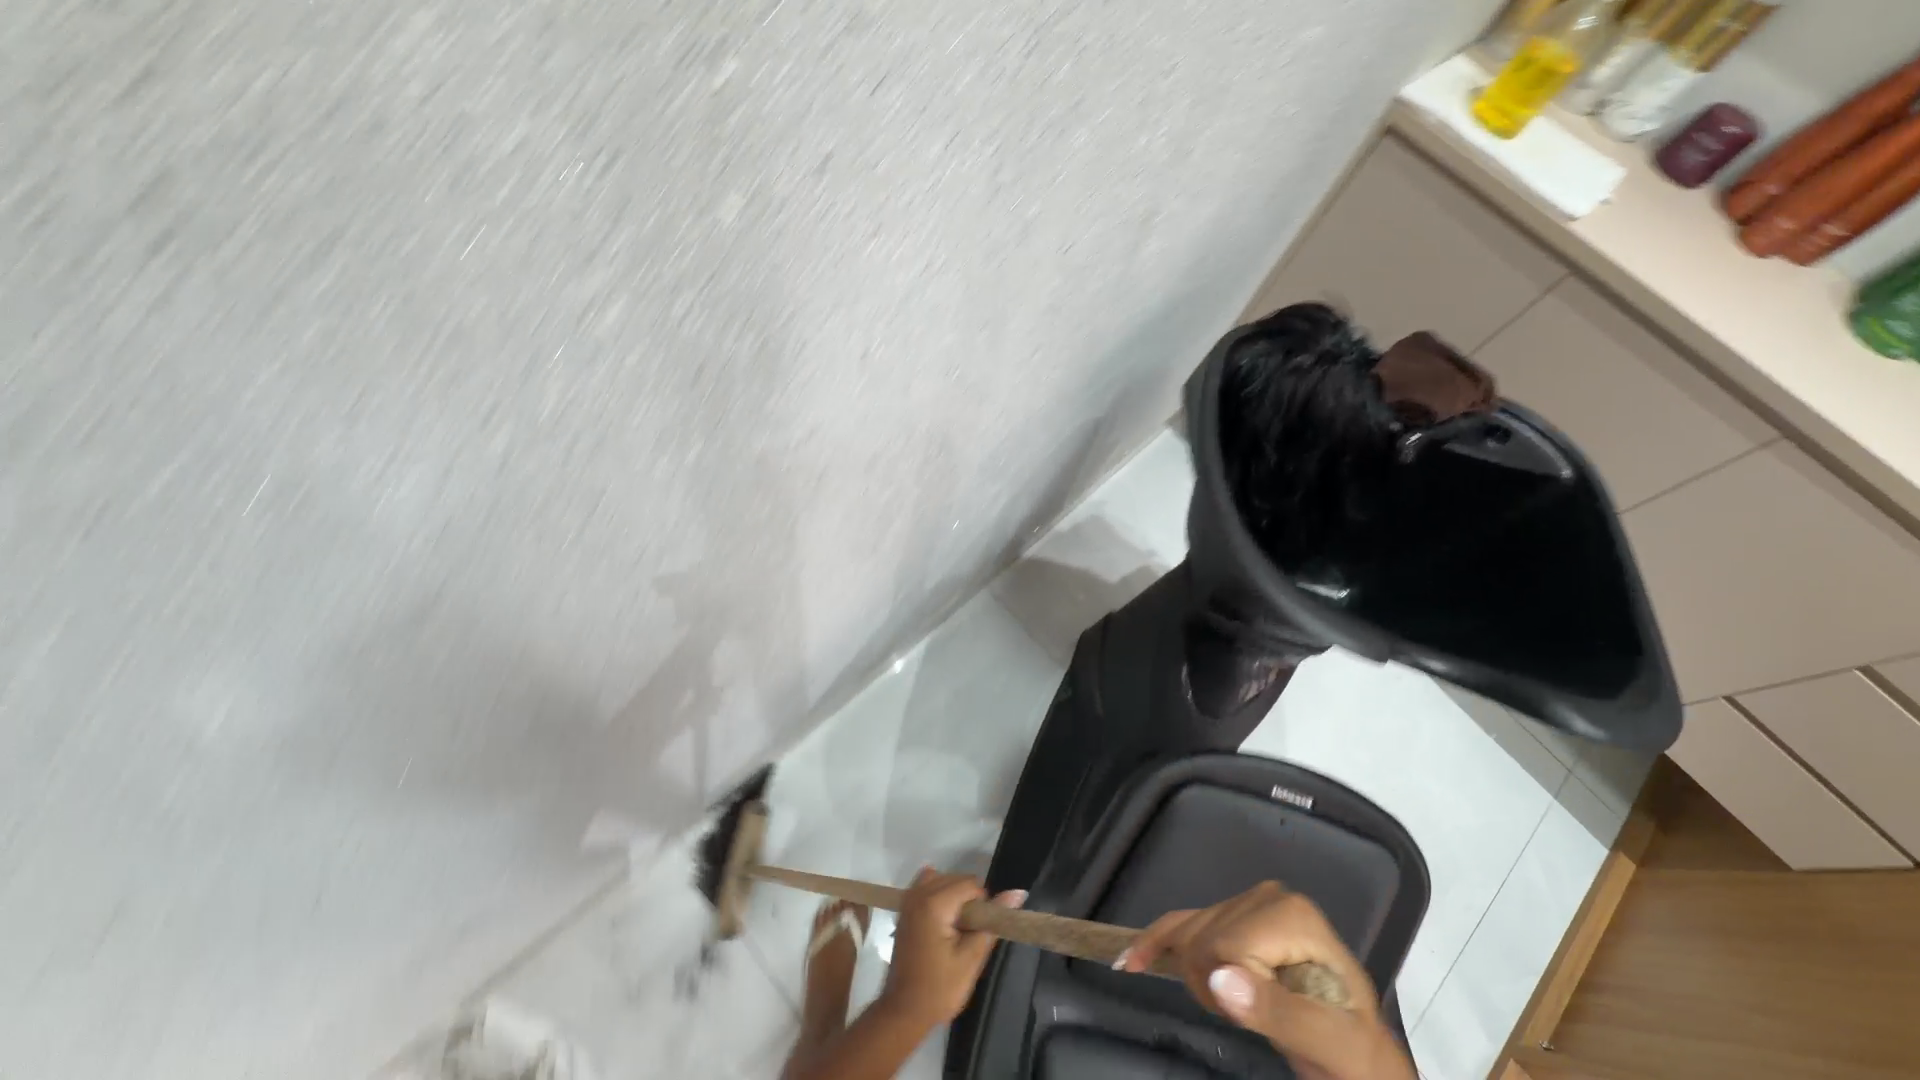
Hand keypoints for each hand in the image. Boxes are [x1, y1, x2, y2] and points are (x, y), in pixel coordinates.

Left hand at [878, 868, 1026, 1026]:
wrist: (904, 1011)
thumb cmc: (940, 988)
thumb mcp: (972, 958)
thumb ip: (992, 922)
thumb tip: (1018, 893)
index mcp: (934, 904)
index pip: (971, 884)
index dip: (983, 905)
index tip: (981, 931)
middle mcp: (918, 895)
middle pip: (955, 878)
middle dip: (969, 899)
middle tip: (971, 932)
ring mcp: (908, 901)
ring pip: (940, 879)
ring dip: (954, 897)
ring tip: (958, 926)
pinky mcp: (904, 911)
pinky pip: (925, 887)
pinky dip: (938, 896)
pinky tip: (943, 920)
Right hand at [1119, 882, 1414, 1079]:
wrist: (1361, 1054)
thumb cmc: (1351, 1050)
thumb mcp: (1325, 1042)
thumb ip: (1277, 1011)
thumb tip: (1221, 979)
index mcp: (1289, 915)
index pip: (1222, 947)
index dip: (1227, 991)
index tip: (1258, 1017)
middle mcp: (1268, 897)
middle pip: (1201, 938)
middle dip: (1211, 985)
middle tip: (1251, 1015)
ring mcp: (1251, 904)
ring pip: (1187, 934)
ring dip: (1198, 978)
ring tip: (1236, 1004)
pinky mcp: (1238, 916)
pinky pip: (1184, 923)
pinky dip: (1157, 941)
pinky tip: (1131, 960)